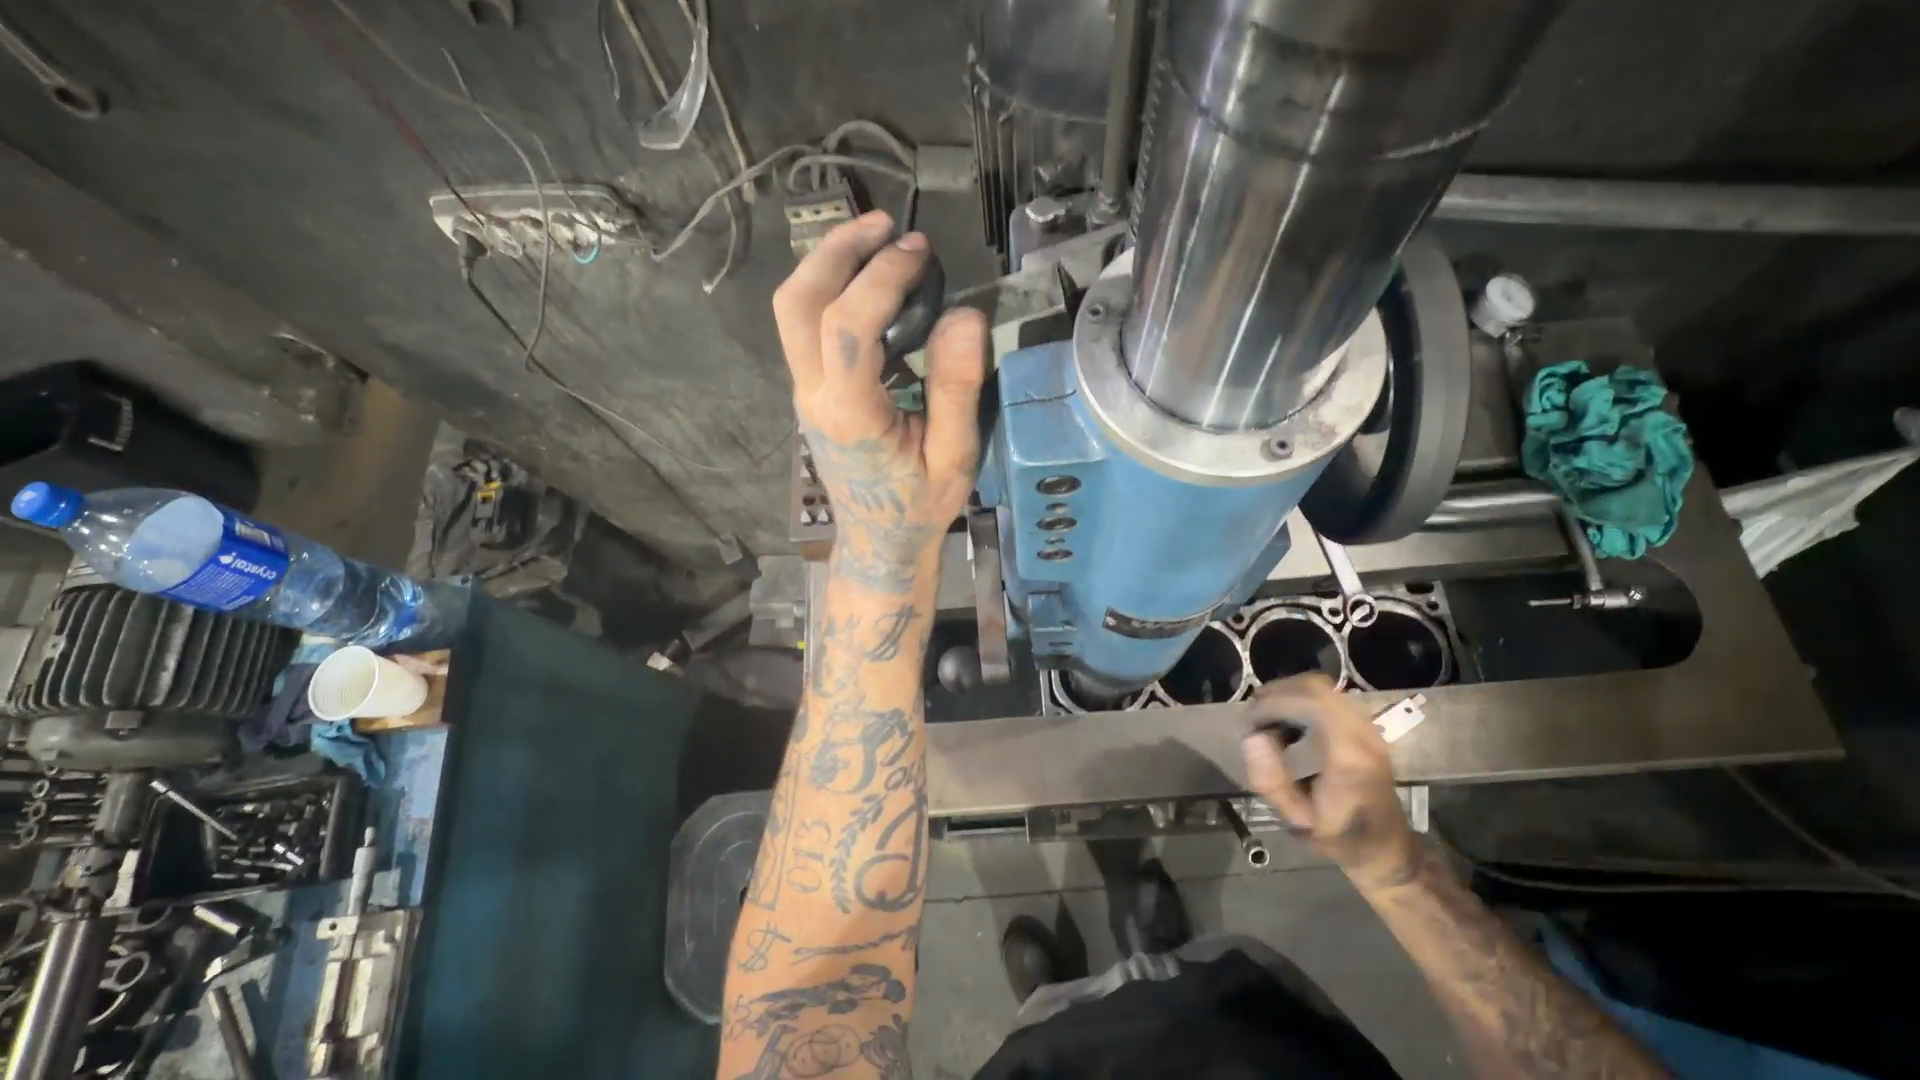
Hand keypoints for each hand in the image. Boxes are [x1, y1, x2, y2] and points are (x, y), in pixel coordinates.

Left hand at [773, 211, 987, 592]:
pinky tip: (867, 276)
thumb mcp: (955, 456)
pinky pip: (803, 325)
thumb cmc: (920, 506)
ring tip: (876, 238)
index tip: (921, 253)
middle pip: (797, 304)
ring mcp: (804, 391)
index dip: (882, 278)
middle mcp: (813, 395)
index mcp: (851, 415)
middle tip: (886, 225)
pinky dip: (829, 286)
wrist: (880, 542)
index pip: (848, 328)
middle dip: (836, 251)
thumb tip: (964, 314)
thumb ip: (957, 388)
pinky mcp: (809, 388)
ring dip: (827, 263)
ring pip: (791, 310)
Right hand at [1242, 674, 1418, 889]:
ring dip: (1289, 696)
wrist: (1385, 846)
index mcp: (1348, 756)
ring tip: (1268, 722)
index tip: (1250, 722)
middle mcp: (1363, 733)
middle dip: (1277, 694)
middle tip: (1254, 719)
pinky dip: (1302, 701)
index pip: (1312, 705)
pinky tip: (1289, 727)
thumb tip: (1251, 737)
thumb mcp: (1298, 821)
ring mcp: (1369, 728)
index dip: (1275, 703)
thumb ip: (1271, 781)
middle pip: (1316, 687)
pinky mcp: (1366, 727)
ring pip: (1322, 688)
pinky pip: (1329, 698)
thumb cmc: (1340, 837)